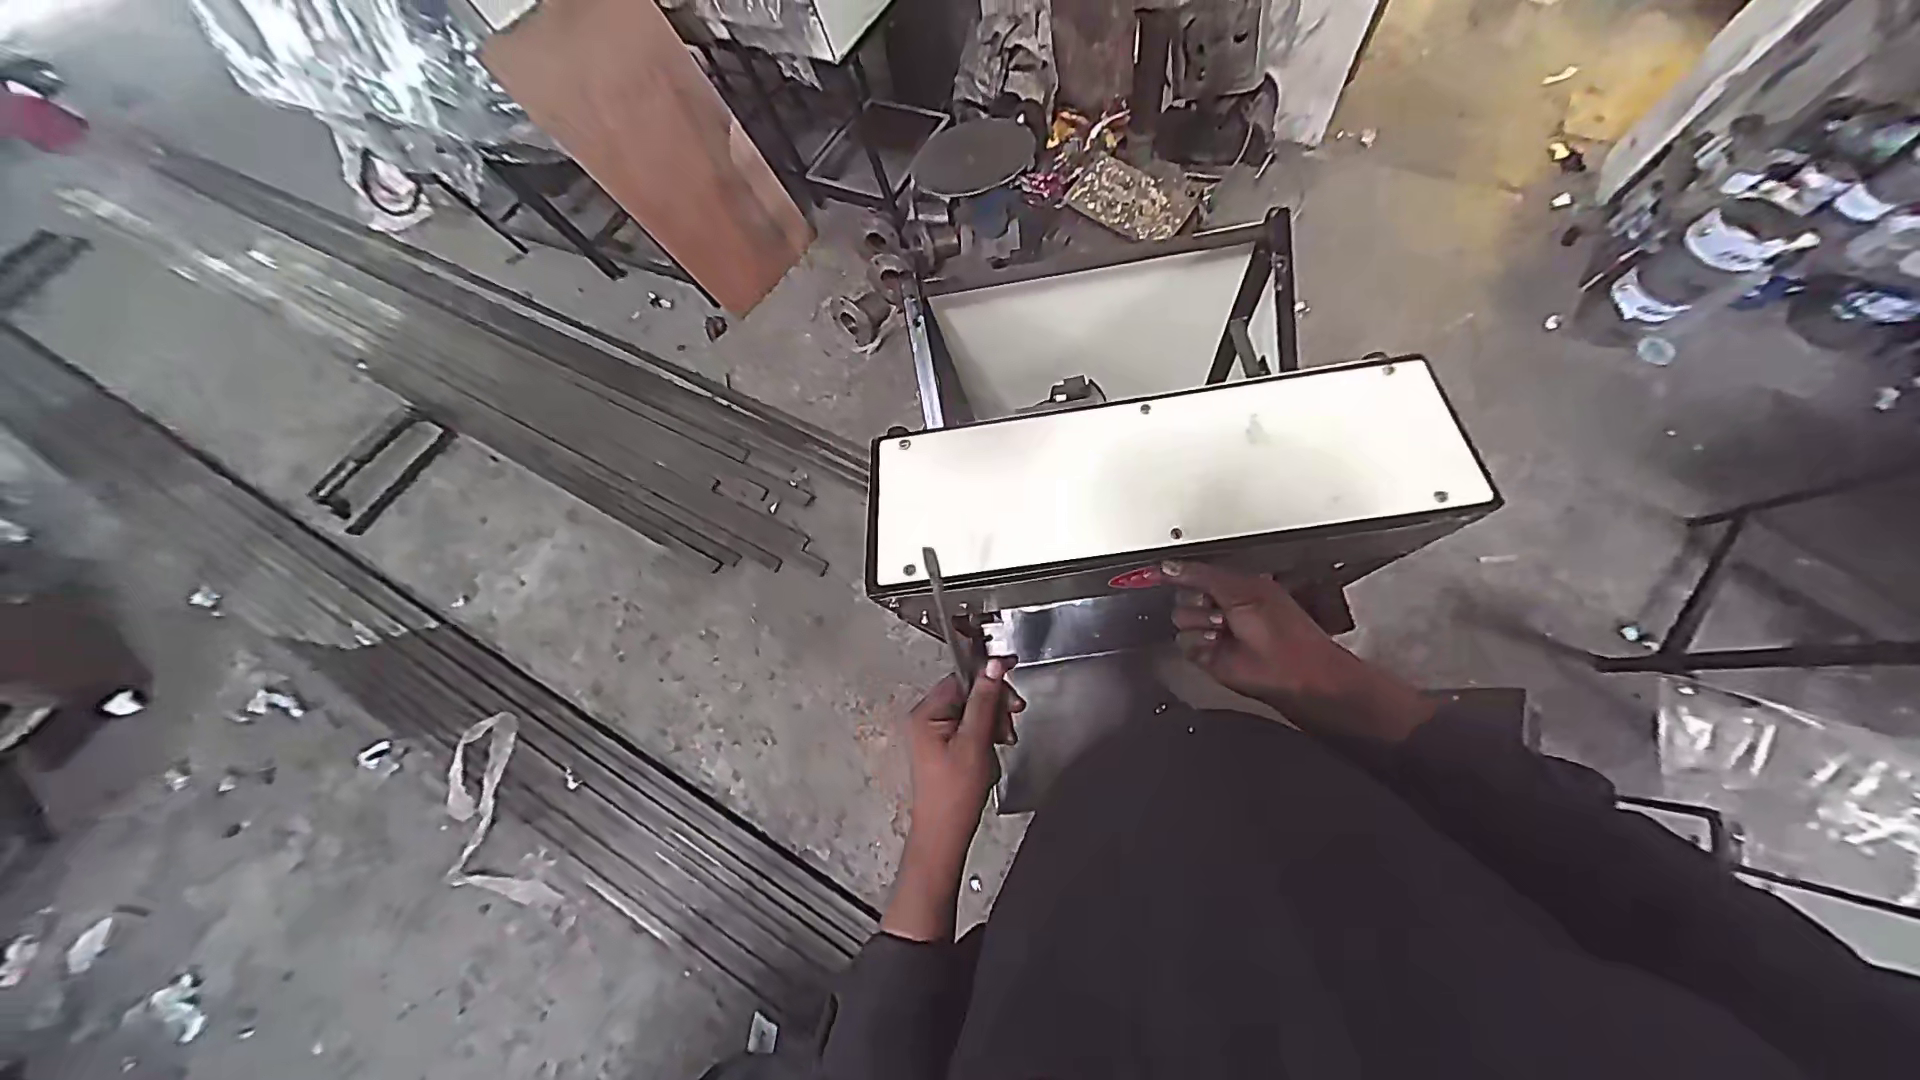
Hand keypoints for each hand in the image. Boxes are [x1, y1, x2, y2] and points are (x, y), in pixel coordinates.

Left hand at [903, 660, 1023, 846]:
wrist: (945, 834)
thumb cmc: (954, 794)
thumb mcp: (974, 741)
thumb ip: (985, 701)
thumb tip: (992, 667)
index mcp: (926, 713)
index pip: (962, 677)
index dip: (988, 675)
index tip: (1011, 667)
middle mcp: (927, 718)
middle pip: (968, 692)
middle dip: (994, 702)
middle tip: (1013, 715)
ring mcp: (935, 732)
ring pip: (973, 709)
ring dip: (993, 719)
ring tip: (1003, 740)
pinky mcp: (945, 745)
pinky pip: (970, 726)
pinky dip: (987, 732)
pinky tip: (995, 747)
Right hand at [1156, 560, 1432, 742]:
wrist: (1297, 677)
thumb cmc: (1285, 634)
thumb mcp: (1242, 591)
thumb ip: (1203, 576)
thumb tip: (1172, 566)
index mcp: (1234, 585)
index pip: (1195, 572)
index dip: (1176, 572)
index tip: (1155, 571)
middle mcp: (1221, 608)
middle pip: (1183, 595)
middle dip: (1198, 602)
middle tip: (1220, 611)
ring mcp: (1213, 632)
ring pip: (1180, 620)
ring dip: (1200, 624)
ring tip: (1225, 631)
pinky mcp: (1208, 656)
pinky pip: (1183, 644)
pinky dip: (1199, 644)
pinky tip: (1220, 647)